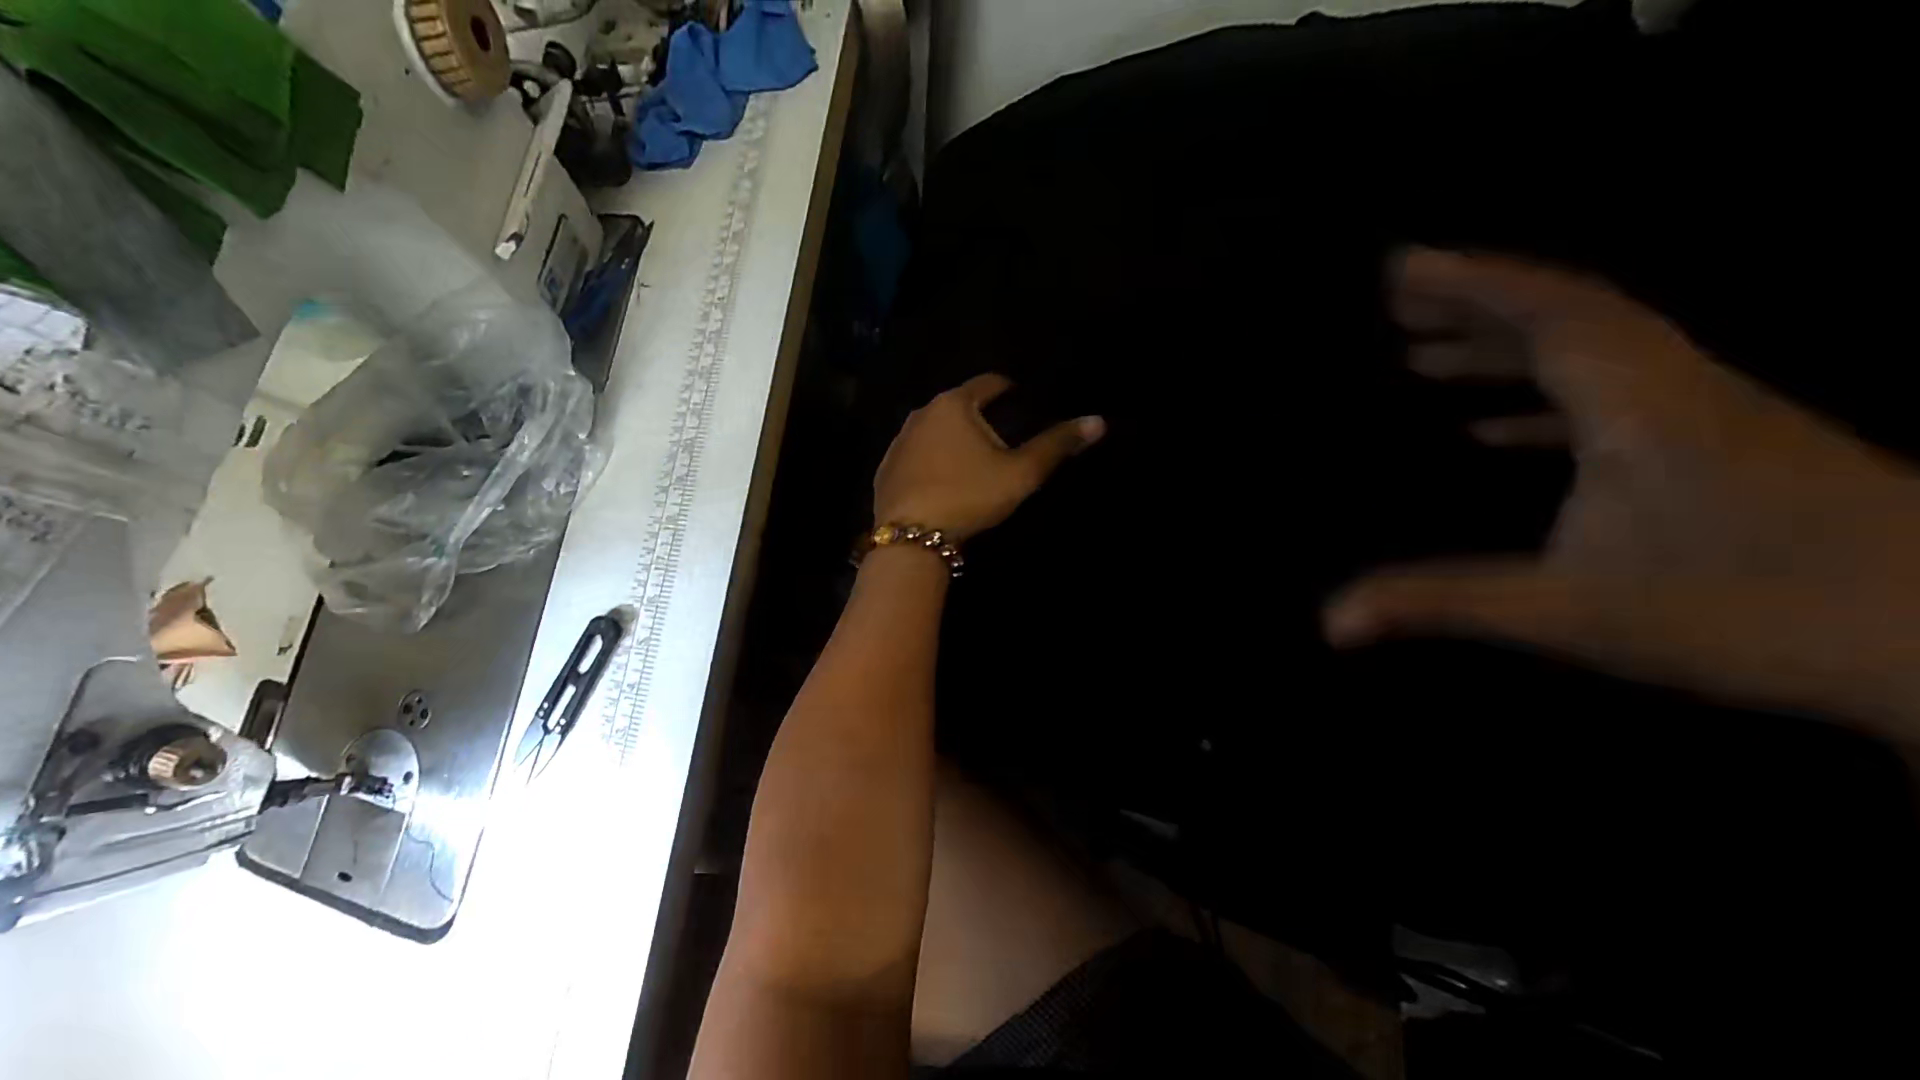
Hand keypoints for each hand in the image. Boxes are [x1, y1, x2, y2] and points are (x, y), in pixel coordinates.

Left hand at [874, 375, 1104, 542]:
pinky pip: (917, 454)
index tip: (1025, 405)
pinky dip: (932, 460)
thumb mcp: (1020, 473)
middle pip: (960, 405)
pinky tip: (944, 481)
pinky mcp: (886, 468)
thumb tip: (1098, 421)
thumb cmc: (969, 496)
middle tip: (1004, 439)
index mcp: (954, 404)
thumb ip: (1057, 445)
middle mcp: (921, 413)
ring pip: (935, 430)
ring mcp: (899, 441)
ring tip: (974, 462)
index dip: (1011, 390)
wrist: (911, 538)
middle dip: (981, 417)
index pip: (989, 382)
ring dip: (954, 439)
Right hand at [1325, 249, 1919, 742]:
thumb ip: (1438, 604)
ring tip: (1424, 354)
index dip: (1470, 284)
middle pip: (1567, 316)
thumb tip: (1330, 622)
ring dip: (1503, 344)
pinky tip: (1490, 426)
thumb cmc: (1748, 618)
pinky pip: (1613, 393)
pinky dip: (1543, 394)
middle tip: (1398, 297)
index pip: (1548, 314)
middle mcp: (1673, 388)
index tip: (1402, 265)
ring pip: (1591, 351)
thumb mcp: (1566, 614)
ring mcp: (1702, 413)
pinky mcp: (1716, 445)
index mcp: (1637, 406)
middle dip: (1476, 302)